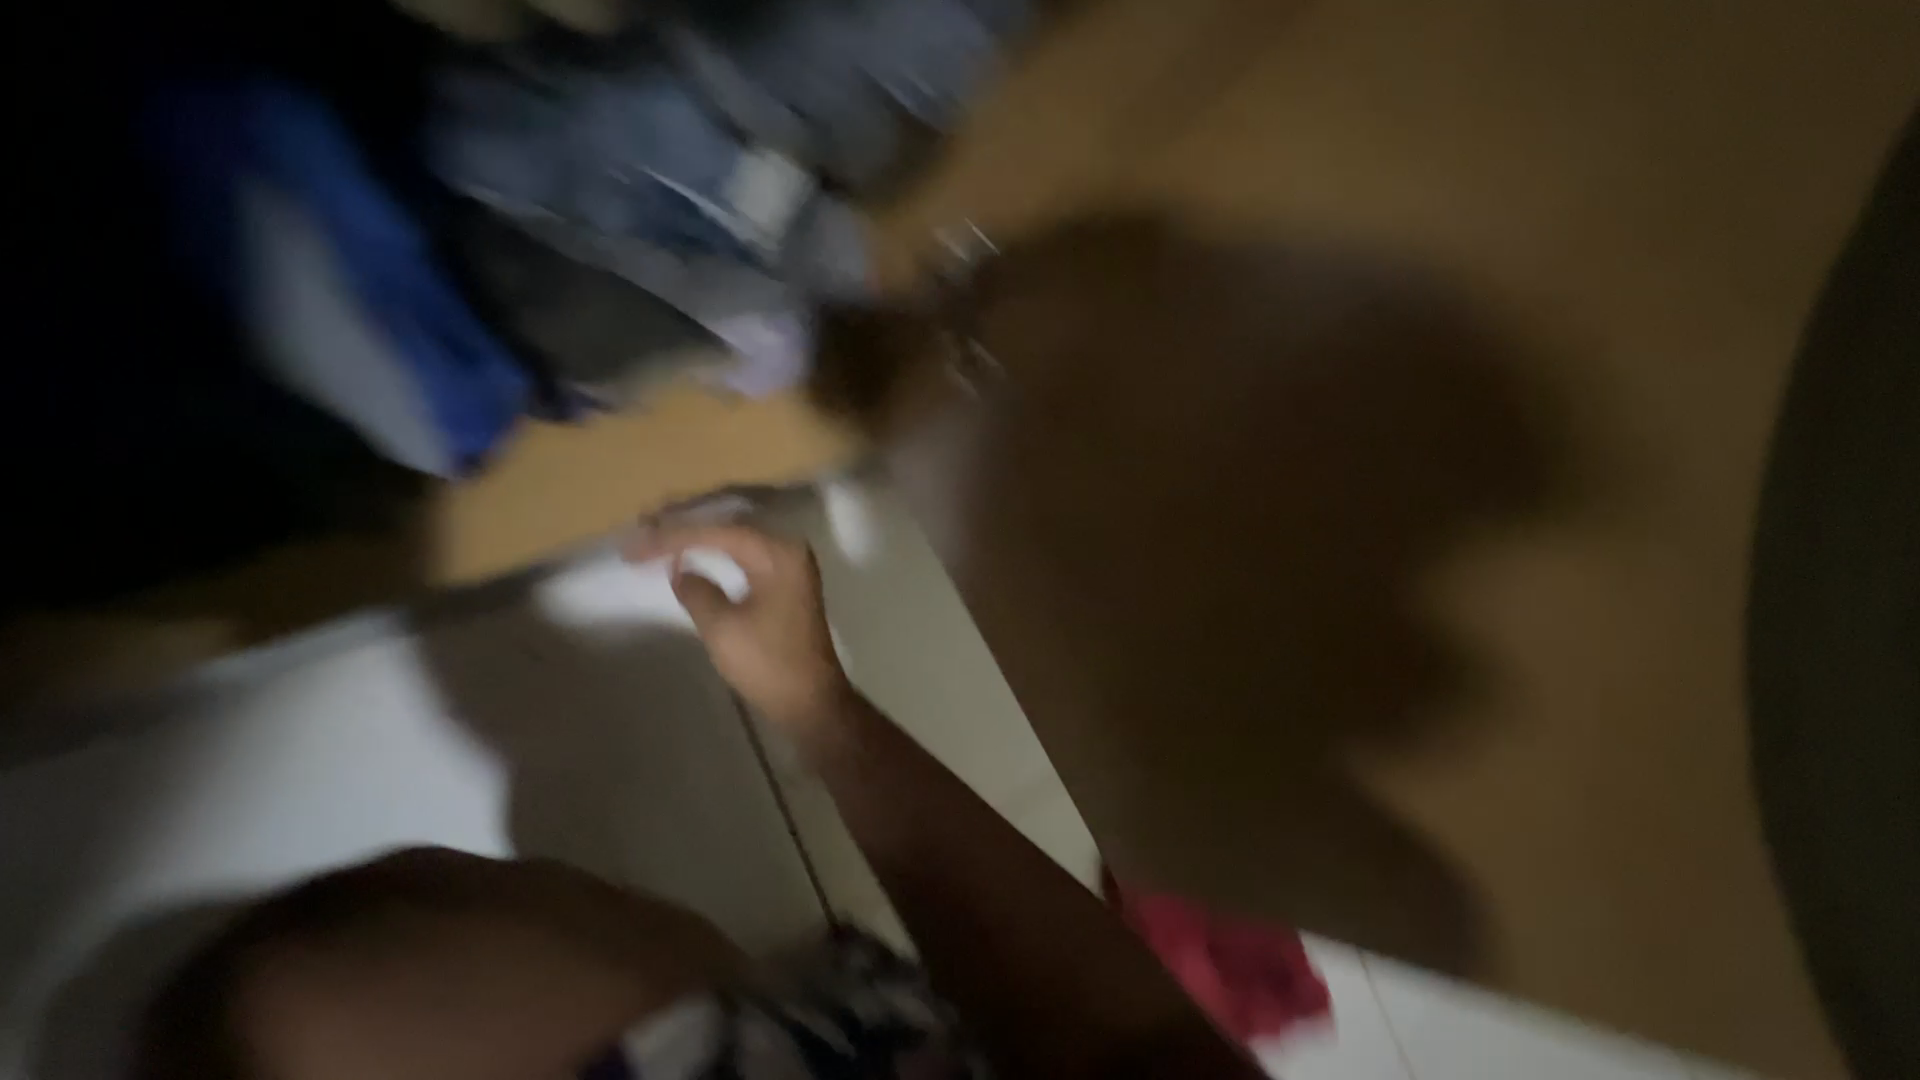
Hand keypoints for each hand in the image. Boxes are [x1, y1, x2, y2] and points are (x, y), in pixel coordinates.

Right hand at [622, 522, 855, 730]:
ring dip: (698, 533)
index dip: (672, 536)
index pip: (717, 531)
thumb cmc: (768, 664)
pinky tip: (690, 553)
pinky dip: (715, 550)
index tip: (634, 547)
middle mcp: (788, 549)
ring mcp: (790, 565)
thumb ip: (697, 591)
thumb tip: (680, 569)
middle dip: (684, 522)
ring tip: (656, 532)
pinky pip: (744, 554)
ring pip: (735, 536)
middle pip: (729, 523)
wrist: (811, 701)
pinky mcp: (785, 582)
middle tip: (641, 524)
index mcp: (778, 553)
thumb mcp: (723, 628)